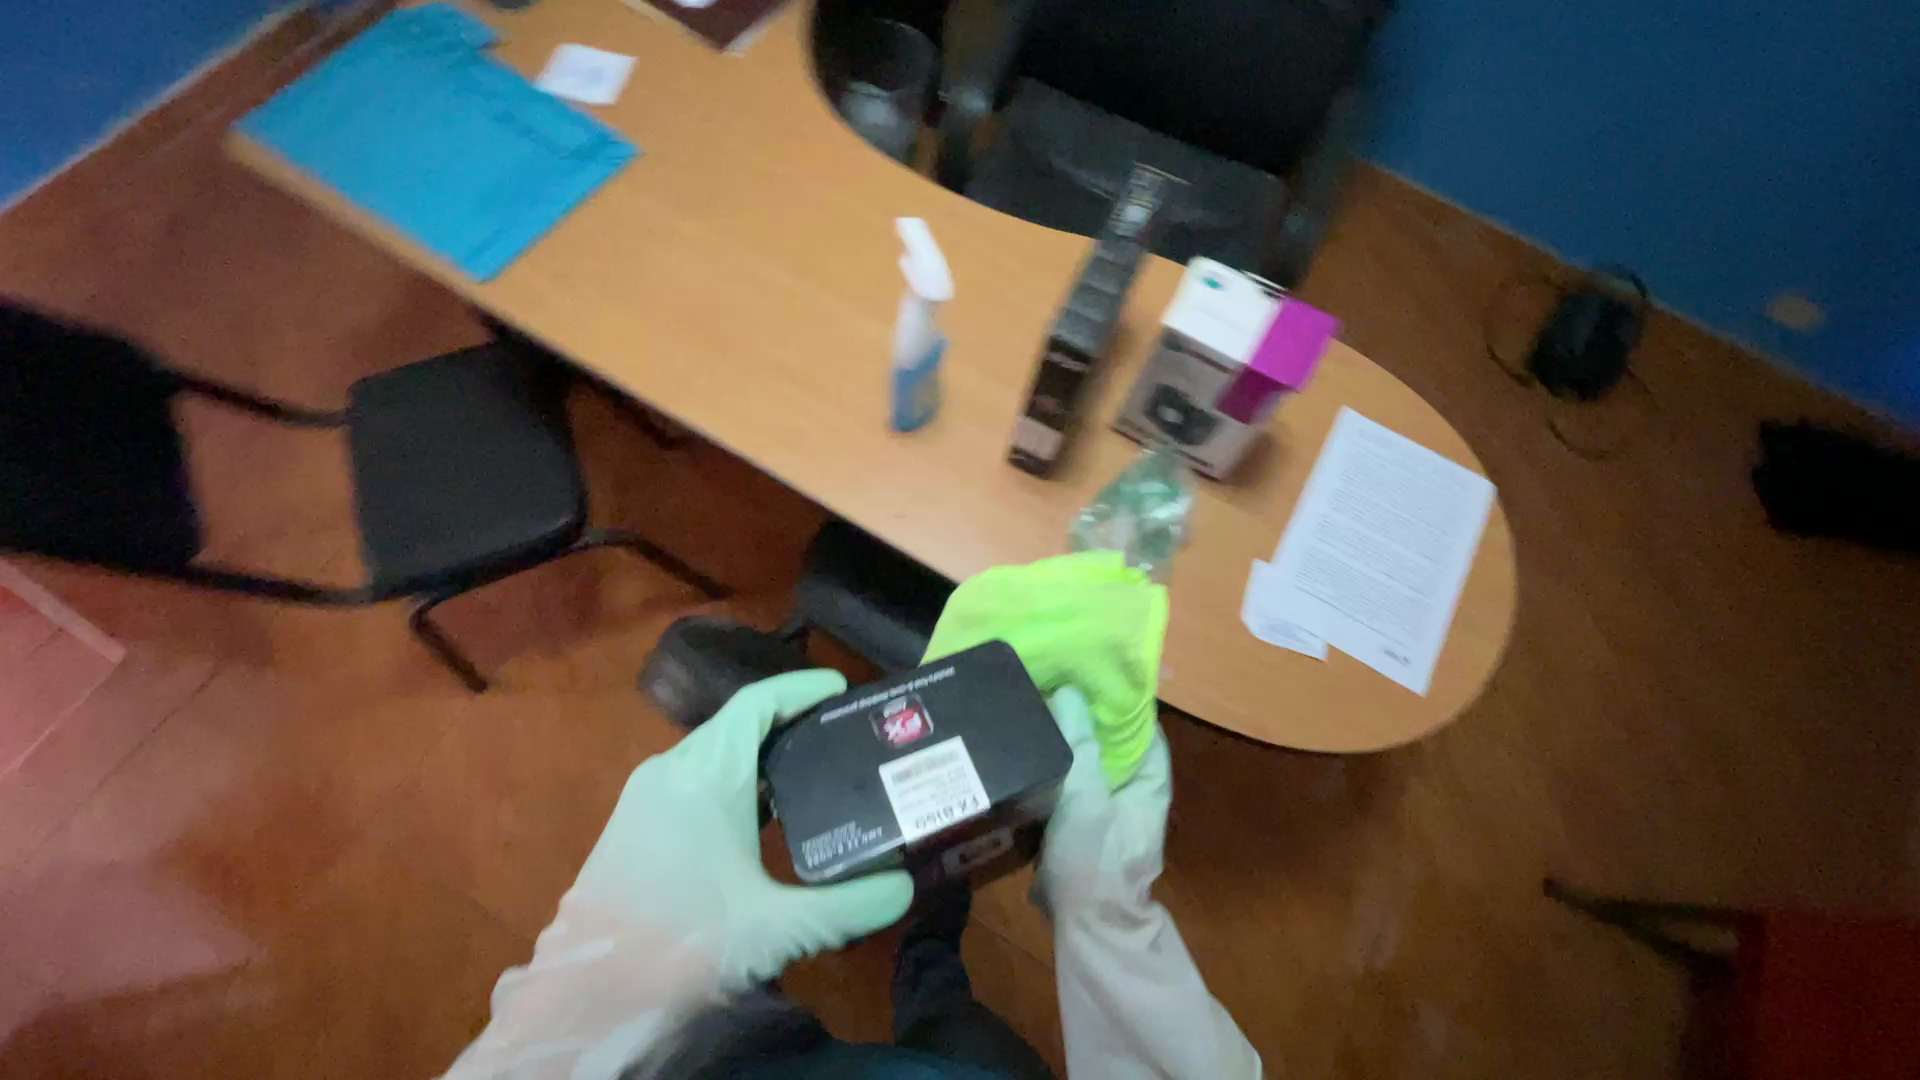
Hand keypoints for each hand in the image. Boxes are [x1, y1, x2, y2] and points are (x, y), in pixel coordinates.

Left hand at [572, 669, 915, 990]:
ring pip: (717, 751)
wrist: (584, 1000)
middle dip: (792, 722)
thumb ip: (849, 905)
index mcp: (705, 774)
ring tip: (815, 770)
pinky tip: (765, 814)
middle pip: (740, 723)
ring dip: (764, 753)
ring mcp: (648, 795)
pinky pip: (697, 776)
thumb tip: (906, 886)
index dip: (802, 687)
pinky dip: (737, 777)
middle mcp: (672, 769)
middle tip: (843, 735)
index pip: (758, 703)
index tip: (844, 689)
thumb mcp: (776, 930)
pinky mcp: (636, 822)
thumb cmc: (682, 945)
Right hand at [1034, 685, 1171, 914]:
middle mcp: (1135, 790)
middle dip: (1085, 716)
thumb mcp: (1086, 795)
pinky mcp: (1085, 825)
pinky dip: (1057, 767)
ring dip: (1068, 741)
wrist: (1087, 926)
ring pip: (1090, 762)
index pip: (1141, 724)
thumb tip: (1068, 692)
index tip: (1086, 675)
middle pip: (1112, 741)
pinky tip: (1029, 752)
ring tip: (1036, 709)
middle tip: (1051, 685)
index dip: (1117, 699)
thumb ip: (1078, 743)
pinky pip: (1072, 784)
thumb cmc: (1094, 856)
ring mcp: (1110, 809)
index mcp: (1149, 779)